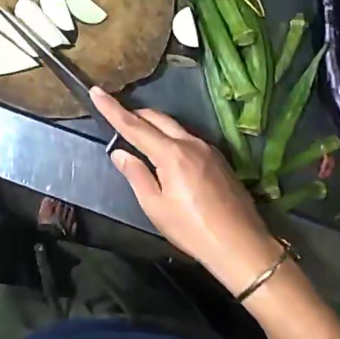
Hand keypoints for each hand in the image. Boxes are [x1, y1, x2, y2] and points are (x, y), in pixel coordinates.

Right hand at [91, 87, 285, 295]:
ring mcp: (208, 149)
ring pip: (174, 126)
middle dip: (134, 114)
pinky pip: (188, 138)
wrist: (243, 246)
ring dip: (153, 125)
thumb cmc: (193, 230)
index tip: (96, 92)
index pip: (134, 125)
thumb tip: (119, 153)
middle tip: (116, 117)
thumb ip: (136, 175)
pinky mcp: (219, 158)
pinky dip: (170, 137)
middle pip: (156, 118)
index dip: (112, 108)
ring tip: (138, 136)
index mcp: (171, 154)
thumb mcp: (155, 206)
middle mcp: (191, 143)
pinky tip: (166, 154)